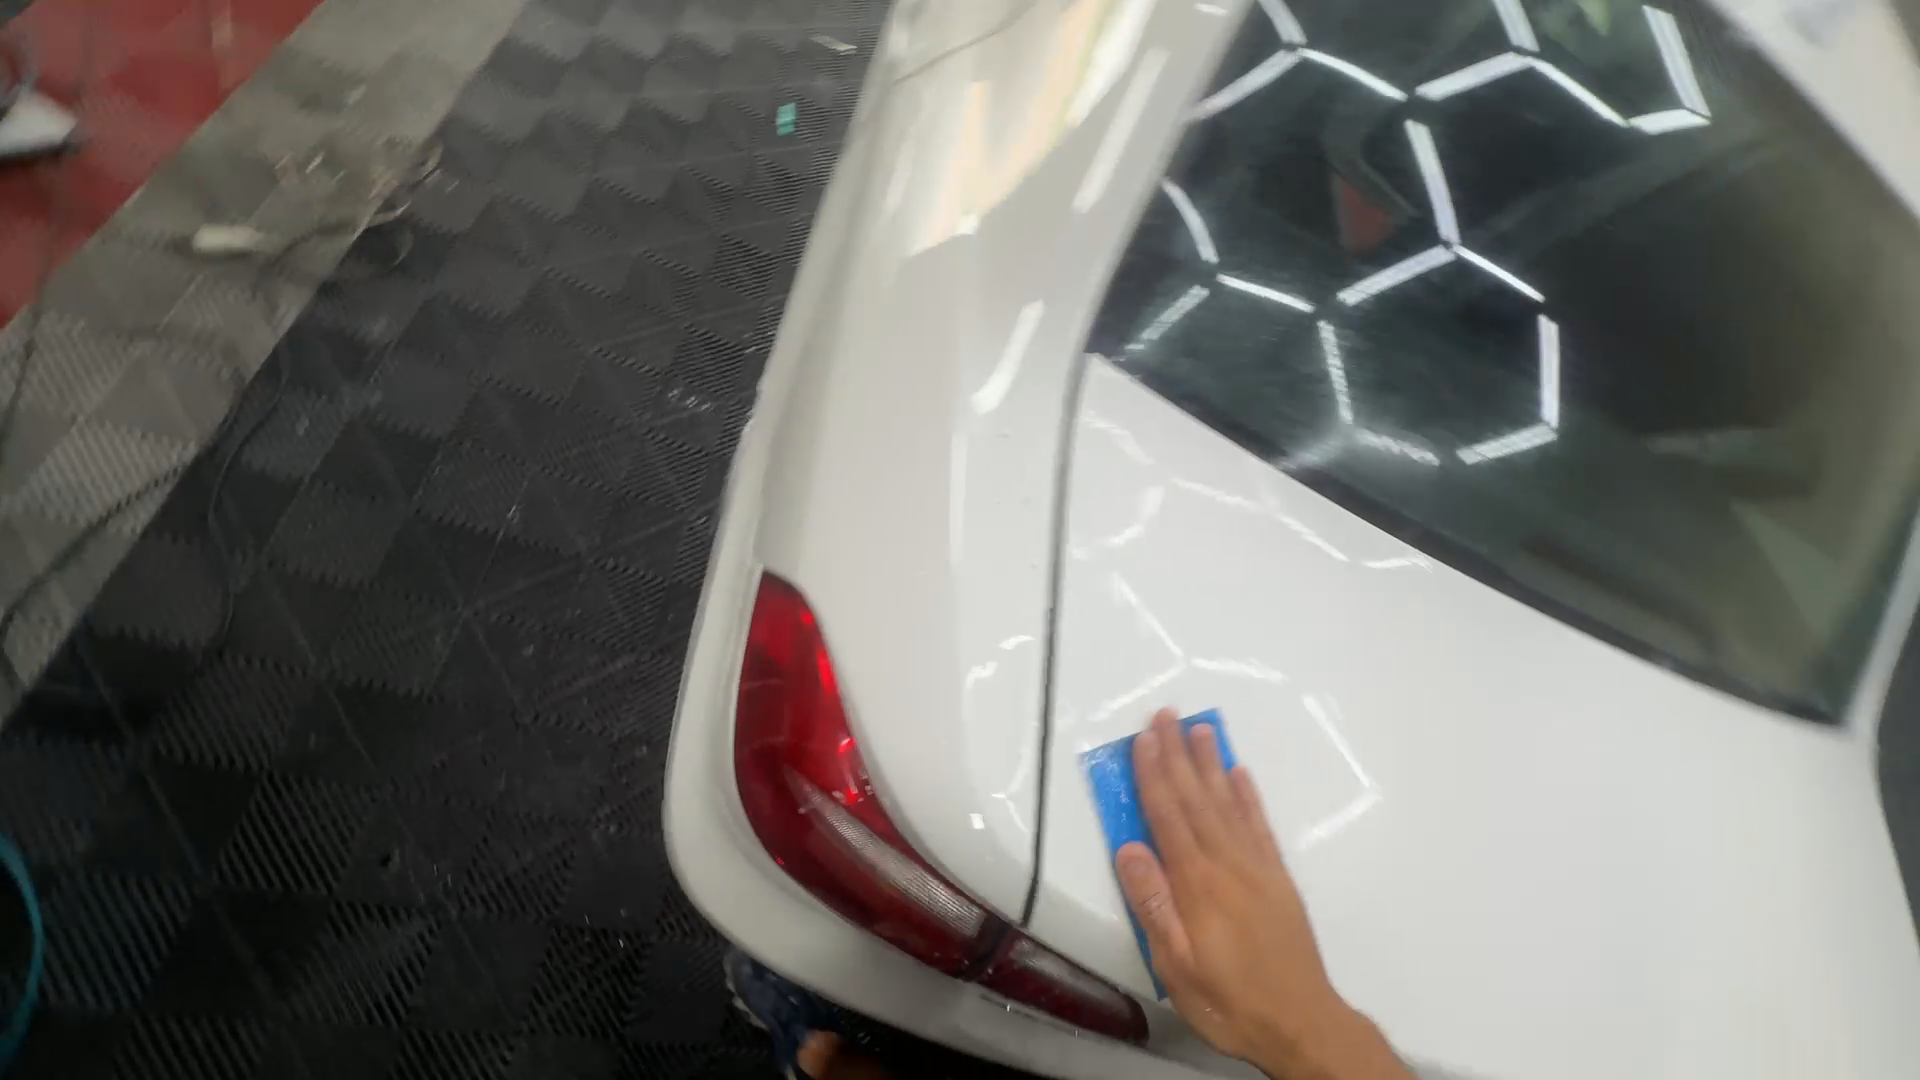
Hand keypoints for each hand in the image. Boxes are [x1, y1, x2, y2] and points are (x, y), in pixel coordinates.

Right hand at [1117, 708, 1409, 1079]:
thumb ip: (1152, 904)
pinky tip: (1238, 773)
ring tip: (1200, 728)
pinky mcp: (1277, 877)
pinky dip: (1247, 795)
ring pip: (1227, 802)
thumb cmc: (1229, 1000)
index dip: (1153, 774)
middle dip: (1177, 754)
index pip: (1167, 815)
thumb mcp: (1176, 965)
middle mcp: (1226, 862)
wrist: (1304, 1025)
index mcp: (1196, 882)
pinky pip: (1259, 825)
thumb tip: (1128, 848)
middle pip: (1195, 798)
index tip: (1143, 739)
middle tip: (1166, 714)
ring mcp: (1256, 867)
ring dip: (1210, 763)